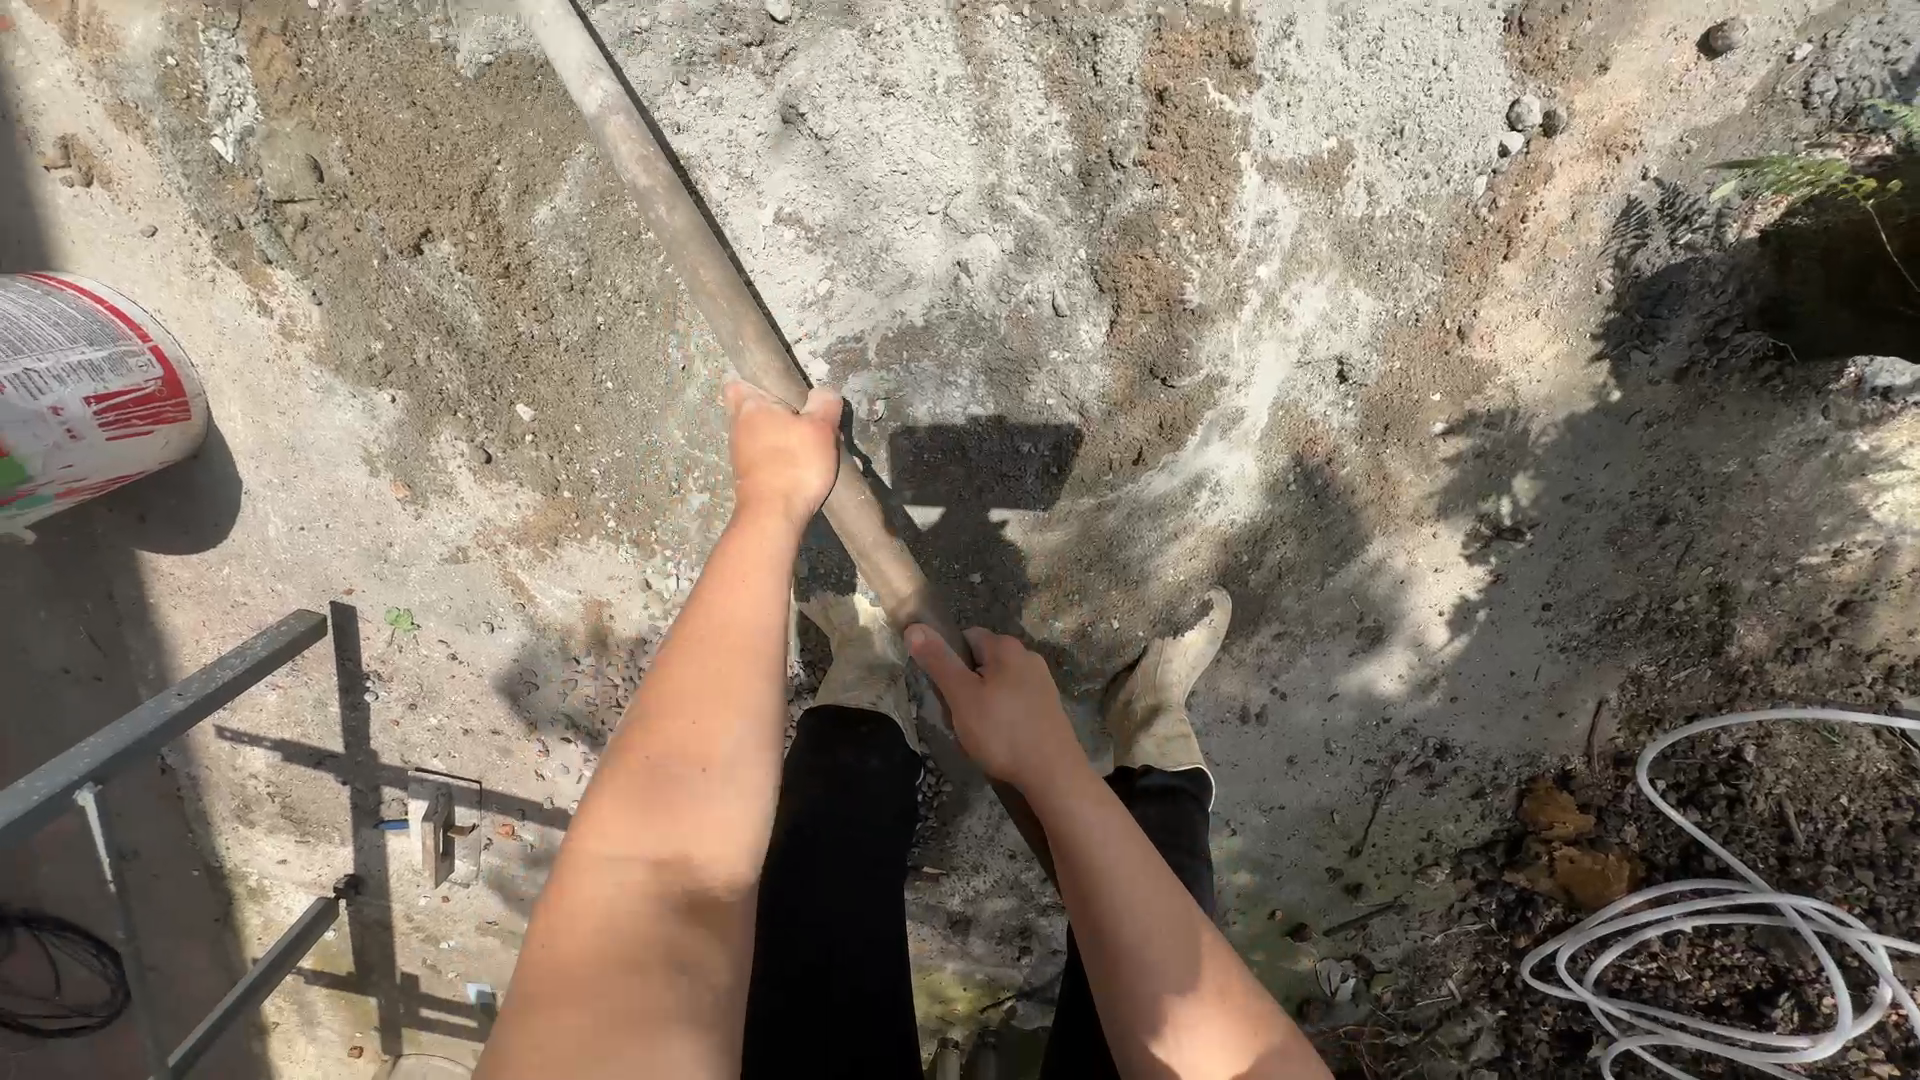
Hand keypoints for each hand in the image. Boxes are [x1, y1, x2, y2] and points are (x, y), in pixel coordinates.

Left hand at [723, 379, 842, 528]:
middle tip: (806, 422)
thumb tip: (824, 393)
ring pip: (762, 437)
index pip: (738, 383)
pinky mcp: (748, 477)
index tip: (782, 395)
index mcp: (749, 406)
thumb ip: (826, 404)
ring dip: (783, 440)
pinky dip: (781, 461)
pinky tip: (803, 470)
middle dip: (778, 415)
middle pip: (755, 412)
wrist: (773, 515)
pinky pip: (766, 459)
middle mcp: (738, 428)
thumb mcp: (821, 428)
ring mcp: (740, 455)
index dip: (758, 385)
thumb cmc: (795, 464)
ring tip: (812, 450)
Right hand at [905, 625, 1092, 793]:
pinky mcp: (1048, 707)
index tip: (943, 690)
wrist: (1053, 774)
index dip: (948, 660)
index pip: (965, 637)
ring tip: (976, 736)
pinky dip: (1000, 718)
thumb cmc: (1002, 731)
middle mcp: (1027, 657)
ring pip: (995, 686)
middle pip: (980, 663)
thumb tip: (914, 628)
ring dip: (979, 706)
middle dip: (963, 688)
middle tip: (957, 718)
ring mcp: (1041, 683)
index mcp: (1006, 647)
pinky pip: (1012, 703)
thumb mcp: (961, 696)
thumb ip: (938, 661)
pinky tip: (998, 742)